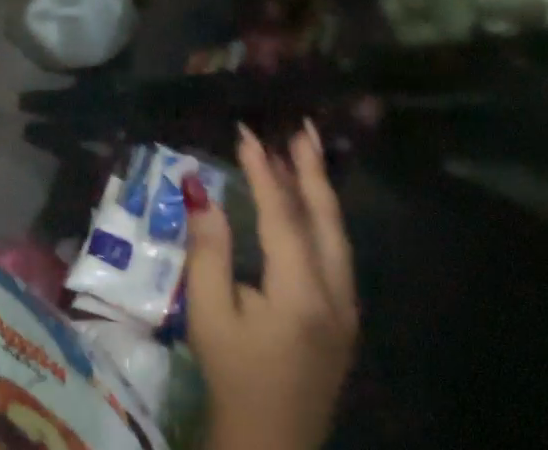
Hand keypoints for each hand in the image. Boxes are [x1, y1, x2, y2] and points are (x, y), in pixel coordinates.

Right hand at [186, 123, 356, 449]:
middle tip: (300, 129)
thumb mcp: (209, 310)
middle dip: (310, 172)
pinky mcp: (343, 317)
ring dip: (319, 192)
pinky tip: (307, 206)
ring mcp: (347, 307)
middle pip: (326, 220)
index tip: (246, 134)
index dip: (264, 173)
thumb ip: (208, 249)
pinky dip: (321, 219)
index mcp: (301, 292)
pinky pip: (336, 254)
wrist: (273, 436)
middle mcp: (336, 294)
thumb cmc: (231, 371)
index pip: (282, 216)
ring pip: (338, 236)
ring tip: (305, 155)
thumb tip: (200, 192)